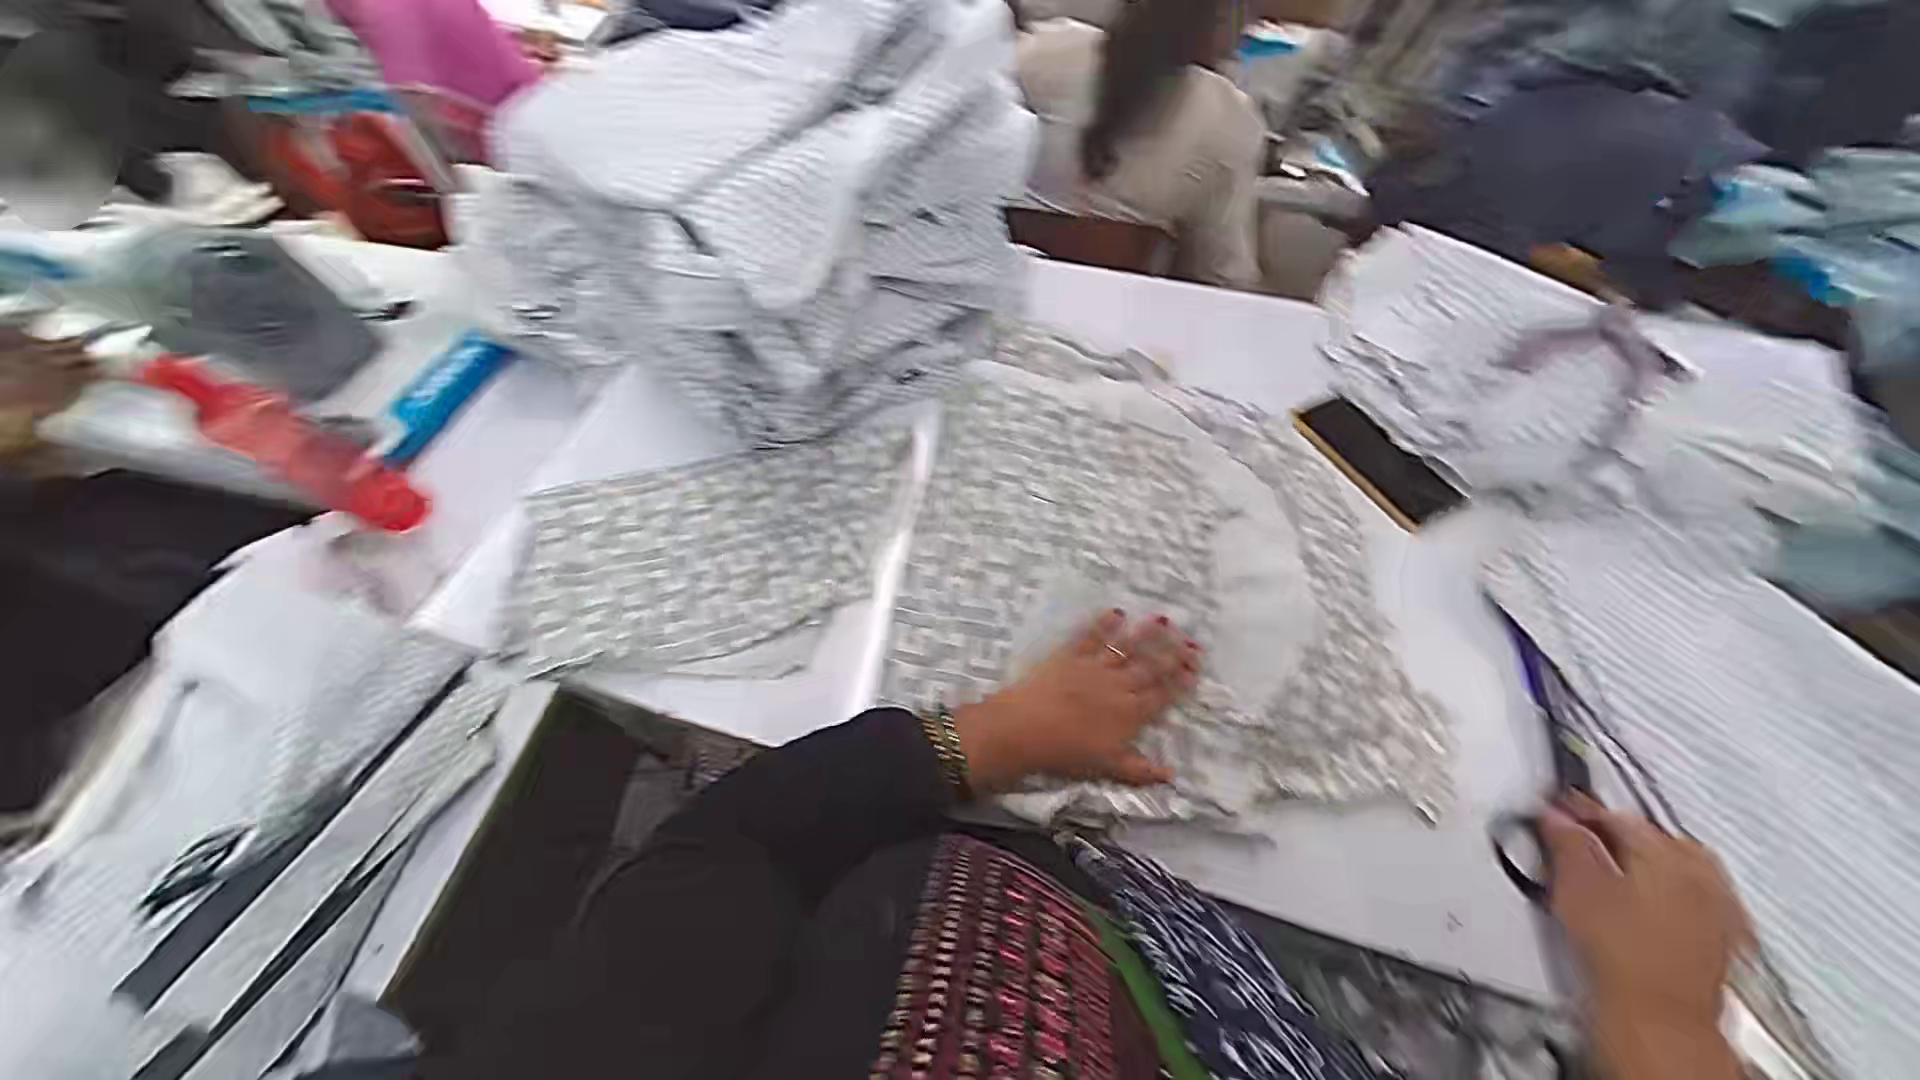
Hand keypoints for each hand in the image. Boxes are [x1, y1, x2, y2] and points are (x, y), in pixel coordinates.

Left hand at [953, 610, 1198, 793]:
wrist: (1027, 728)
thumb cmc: (1067, 752)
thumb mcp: (1109, 768)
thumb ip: (1142, 770)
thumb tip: (1173, 776)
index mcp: (1131, 714)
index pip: (1163, 694)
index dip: (1181, 681)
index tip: (1196, 667)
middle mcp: (1118, 686)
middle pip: (1151, 667)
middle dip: (1173, 653)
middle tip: (1192, 639)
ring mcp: (1095, 667)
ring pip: (1127, 647)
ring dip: (1146, 633)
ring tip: (1163, 619)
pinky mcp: (1071, 655)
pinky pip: (1091, 636)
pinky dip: (1104, 623)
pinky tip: (1117, 612)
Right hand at [1543, 795, 1747, 1079]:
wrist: (1654, 1011)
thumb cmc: (1622, 952)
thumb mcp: (1573, 881)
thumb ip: (1564, 842)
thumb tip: (1554, 818)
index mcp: (1668, 854)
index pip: (1613, 813)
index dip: (1574, 809)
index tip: (1551, 810)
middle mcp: (1703, 877)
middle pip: (1653, 835)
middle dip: (1614, 831)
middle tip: (1576, 833)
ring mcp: (1719, 911)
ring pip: (1677, 864)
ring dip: (1640, 857)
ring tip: (1604, 863)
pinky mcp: (1722, 939)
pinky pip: (1694, 895)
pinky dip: (1665, 887)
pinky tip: (1641, 897)